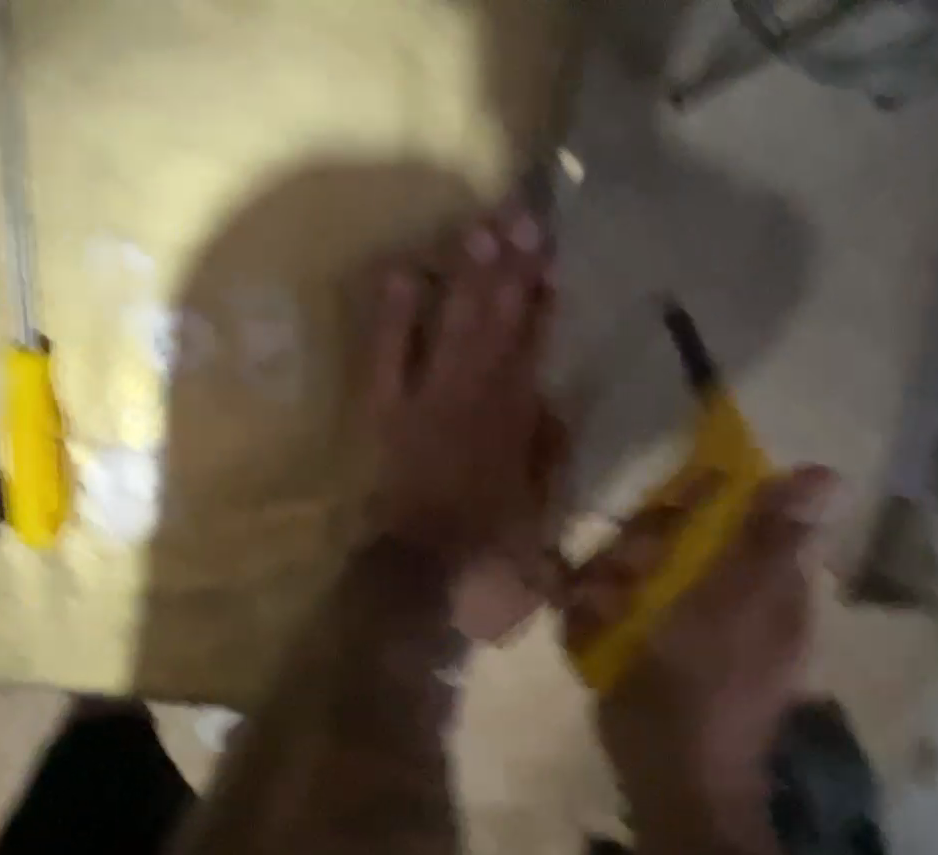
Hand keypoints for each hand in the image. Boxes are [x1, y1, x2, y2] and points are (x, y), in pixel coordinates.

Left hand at [368, 207, 557, 564]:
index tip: (550, 255)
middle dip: (510, 268)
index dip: (543, 299)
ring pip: (453, 326)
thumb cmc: (479, 530)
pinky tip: (402, 272)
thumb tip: (552, 398)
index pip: (534, 344)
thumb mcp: (534, 493)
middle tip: (521, 216)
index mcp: (516, 415)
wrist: (418, 556)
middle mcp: (477, 395)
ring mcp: (428, 395)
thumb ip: (546, 444)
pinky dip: (395, 314)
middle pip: (497, 321)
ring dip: (466, 278)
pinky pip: (389, 353)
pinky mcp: (386, 405)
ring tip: (479, 229)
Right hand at [564, 466, 837, 803]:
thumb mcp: (741, 606)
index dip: (686, 501)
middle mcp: (714, 590)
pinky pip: (598, 606)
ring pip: (621, 569)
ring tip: (599, 616)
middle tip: (622, 583)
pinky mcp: (632, 642)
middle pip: (660, 535)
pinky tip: (588, 632)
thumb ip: (768, 542)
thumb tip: (827, 473)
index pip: (722, 505)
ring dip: (601, 586)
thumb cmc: (711, 688)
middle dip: (631, 553)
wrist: (670, 773)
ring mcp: (669, 619)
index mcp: (758, 577)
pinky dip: (587, 617)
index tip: (660, 522)